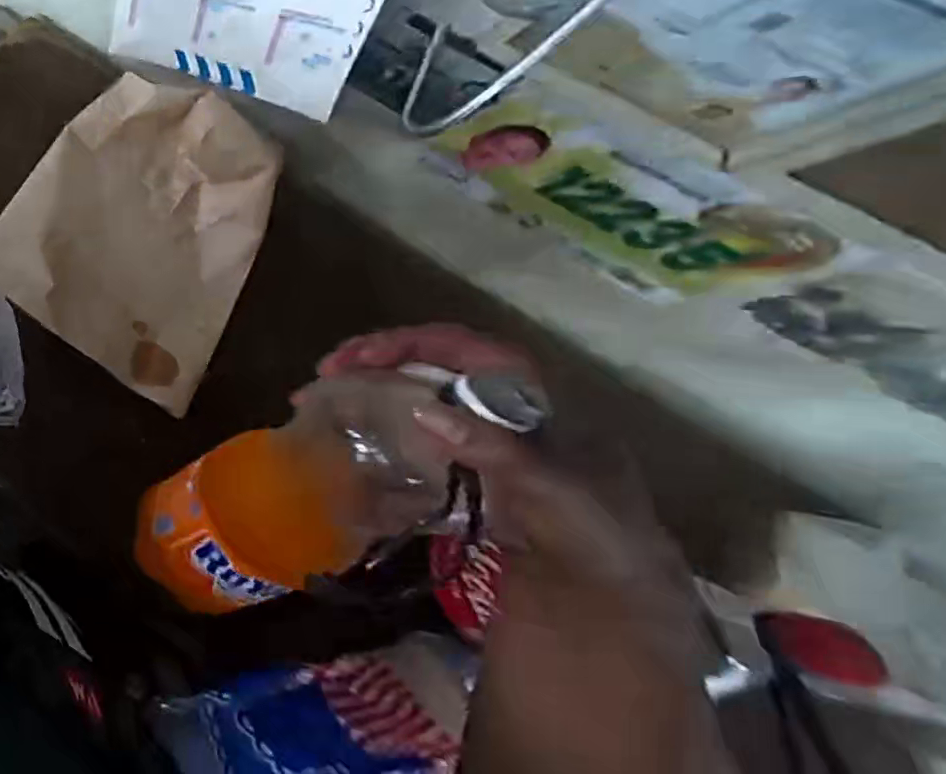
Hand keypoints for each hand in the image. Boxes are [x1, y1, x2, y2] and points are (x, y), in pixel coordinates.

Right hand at [315, 325, 682, 600]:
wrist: (620, 602)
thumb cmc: (598, 538)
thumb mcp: (557, 494)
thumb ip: (498, 451)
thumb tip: (421, 408)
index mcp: (527, 392)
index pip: (458, 345)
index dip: (405, 343)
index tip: (357, 359)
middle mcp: (497, 402)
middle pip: (428, 361)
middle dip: (374, 359)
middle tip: (327, 372)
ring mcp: (479, 433)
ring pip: (417, 391)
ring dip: (370, 389)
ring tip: (325, 399)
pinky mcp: (463, 465)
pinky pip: (415, 433)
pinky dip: (380, 430)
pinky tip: (352, 440)